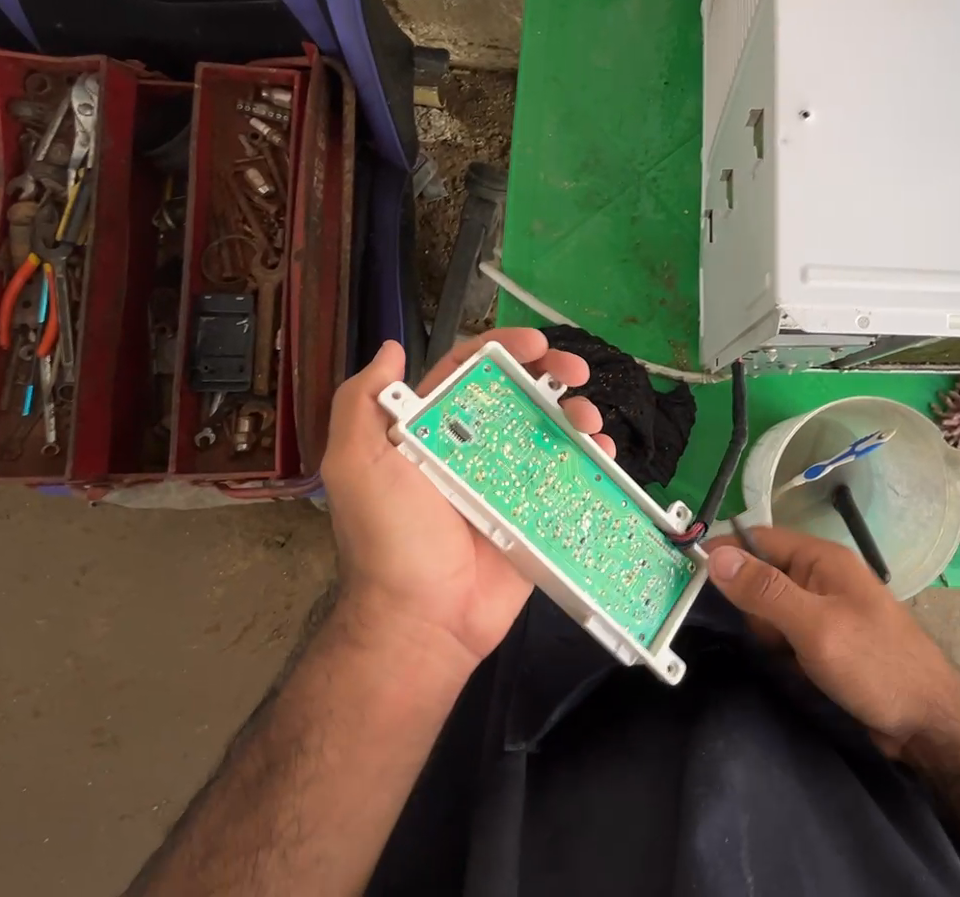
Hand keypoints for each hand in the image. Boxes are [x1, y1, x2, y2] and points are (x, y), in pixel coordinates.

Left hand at [320, 329, 613, 670]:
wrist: (425, 618)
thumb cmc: (390, 538)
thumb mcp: (356, 465)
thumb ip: (362, 403)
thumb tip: (389, 349)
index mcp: (432, 432)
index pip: (467, 373)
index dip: (501, 348)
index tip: (536, 342)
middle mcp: (473, 450)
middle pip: (519, 395)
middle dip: (551, 374)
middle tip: (577, 370)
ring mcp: (509, 482)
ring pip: (551, 431)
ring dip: (577, 412)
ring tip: (590, 417)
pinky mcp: (537, 512)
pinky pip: (569, 476)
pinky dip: (592, 457)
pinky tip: (603, 450)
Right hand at [704, 527, 959, 756]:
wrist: (927, 722)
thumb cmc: (876, 665)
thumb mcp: (814, 626)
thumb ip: (765, 591)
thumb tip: (716, 555)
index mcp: (822, 559)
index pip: (760, 540)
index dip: (725, 553)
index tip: (688, 575)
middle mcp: (821, 579)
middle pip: (761, 579)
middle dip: (752, 610)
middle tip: (770, 640)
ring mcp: (824, 613)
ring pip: (770, 615)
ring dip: (769, 639)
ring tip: (791, 663)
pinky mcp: (825, 644)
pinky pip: (786, 639)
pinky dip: (782, 655)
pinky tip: (794, 674)